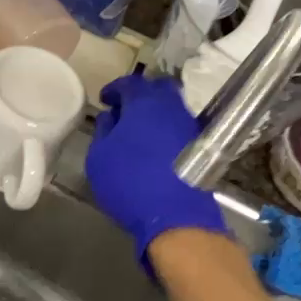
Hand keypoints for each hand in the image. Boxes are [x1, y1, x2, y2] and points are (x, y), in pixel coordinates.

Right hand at [85, 73, 227, 257]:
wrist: (176, 218)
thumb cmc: (128, 181)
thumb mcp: (100, 156)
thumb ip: (104, 131)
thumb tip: (111, 117)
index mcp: (144, 103)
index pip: (130, 83)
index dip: (115, 89)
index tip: (104, 100)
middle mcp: (171, 109)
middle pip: (158, 89)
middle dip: (140, 94)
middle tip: (124, 109)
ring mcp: (189, 128)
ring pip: (171, 109)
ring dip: (154, 113)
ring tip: (136, 130)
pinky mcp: (200, 148)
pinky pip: (178, 127)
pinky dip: (164, 129)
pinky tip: (151, 146)